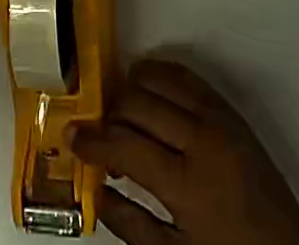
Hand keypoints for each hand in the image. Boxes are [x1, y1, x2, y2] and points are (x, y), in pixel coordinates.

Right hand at [70, 61, 298, 244]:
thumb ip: (130, 224)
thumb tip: (93, 192)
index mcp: (188, 184)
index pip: (124, 145)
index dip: (91, 141)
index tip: (71, 137)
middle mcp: (202, 141)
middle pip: (135, 104)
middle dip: (108, 114)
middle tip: (97, 131)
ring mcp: (217, 119)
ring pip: (156, 78)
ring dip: (130, 89)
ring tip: (120, 111)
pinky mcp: (227, 109)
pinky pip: (183, 74)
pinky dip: (157, 74)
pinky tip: (145, 90)